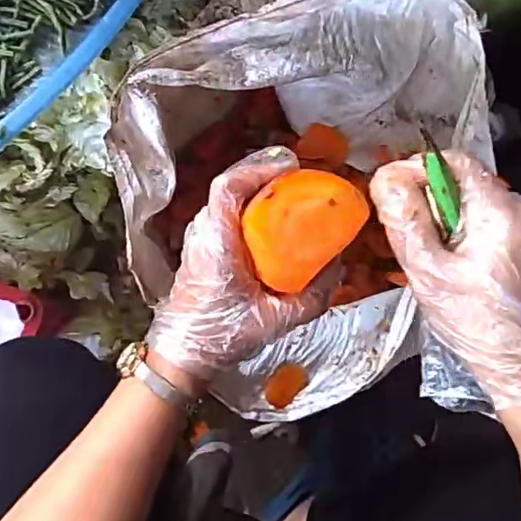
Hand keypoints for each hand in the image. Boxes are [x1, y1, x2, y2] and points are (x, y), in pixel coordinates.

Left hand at [144, 147, 337, 390]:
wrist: (182, 353)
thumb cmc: (222, 335)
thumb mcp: (276, 320)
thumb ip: (312, 295)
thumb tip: (338, 264)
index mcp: (216, 242)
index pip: (228, 187)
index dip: (258, 168)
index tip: (290, 167)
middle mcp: (202, 232)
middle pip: (230, 187)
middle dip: (266, 176)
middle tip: (299, 180)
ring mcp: (197, 238)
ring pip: (227, 200)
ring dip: (257, 191)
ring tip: (289, 195)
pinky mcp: (200, 247)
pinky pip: (225, 215)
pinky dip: (248, 208)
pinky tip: (270, 221)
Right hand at [371, 150, 520, 411]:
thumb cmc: (474, 322)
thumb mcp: (428, 271)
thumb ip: (406, 221)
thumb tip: (384, 178)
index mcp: (499, 211)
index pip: (456, 161)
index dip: (418, 167)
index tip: (391, 190)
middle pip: (466, 181)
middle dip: (428, 196)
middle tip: (402, 226)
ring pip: (475, 204)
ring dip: (444, 216)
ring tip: (424, 249)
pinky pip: (489, 224)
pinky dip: (463, 231)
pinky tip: (449, 261)